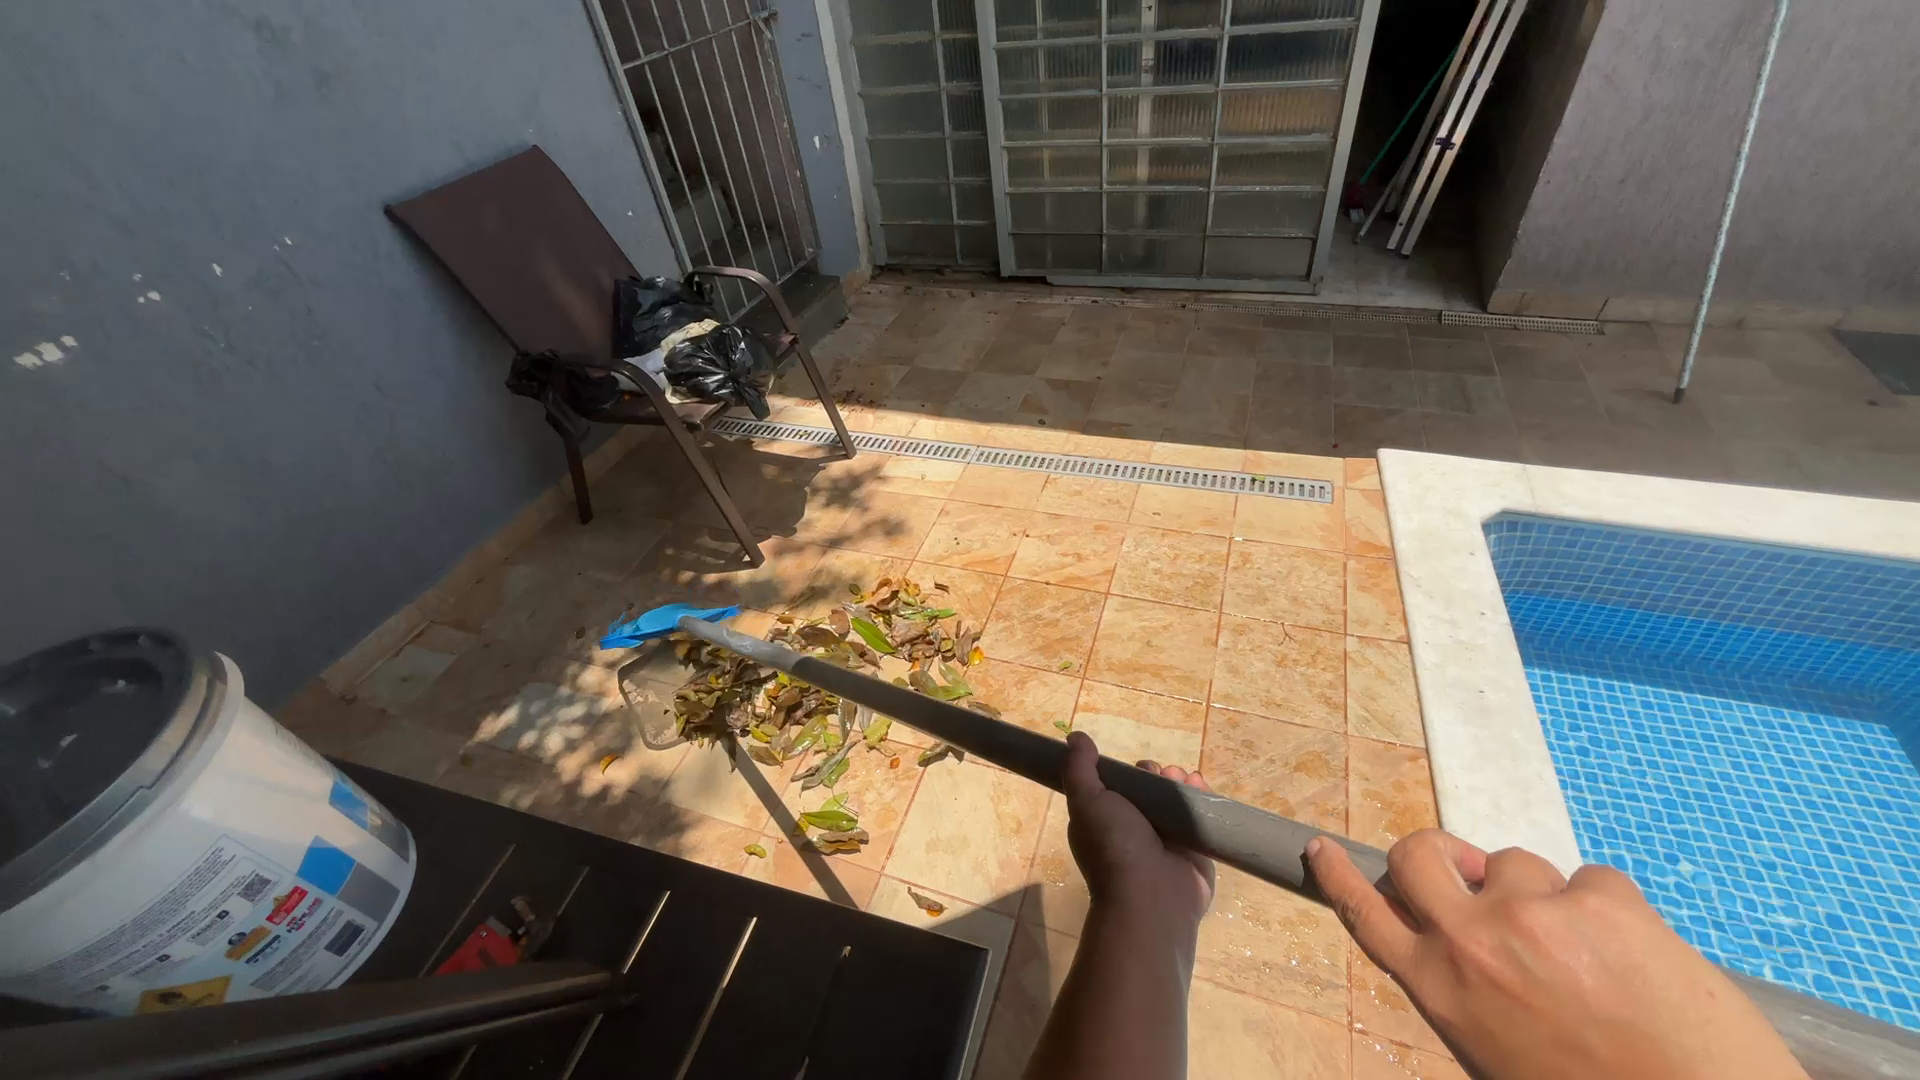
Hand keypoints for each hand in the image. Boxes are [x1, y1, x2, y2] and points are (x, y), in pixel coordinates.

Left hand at [1062, 731, 1214, 929]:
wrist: (1151, 897)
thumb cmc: (1113, 846)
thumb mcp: (1086, 801)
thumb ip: (1079, 768)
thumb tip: (1075, 737)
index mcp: (1107, 819)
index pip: (1121, 785)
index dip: (1131, 772)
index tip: (1139, 768)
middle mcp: (1136, 829)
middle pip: (1151, 788)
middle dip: (1161, 774)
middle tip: (1168, 774)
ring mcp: (1167, 840)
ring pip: (1176, 799)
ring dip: (1183, 782)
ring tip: (1187, 780)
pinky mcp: (1194, 850)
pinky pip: (1200, 817)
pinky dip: (1204, 798)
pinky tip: (1202, 789)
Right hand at [1308, 829, 1807, 1079]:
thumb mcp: (1497, 1052)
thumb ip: (1464, 986)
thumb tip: (1460, 929)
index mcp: (1441, 987)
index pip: (1367, 914)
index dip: (1340, 875)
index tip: (1322, 846)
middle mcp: (1470, 941)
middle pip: (1418, 856)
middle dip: (1438, 850)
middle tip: (1466, 867)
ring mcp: (1532, 915)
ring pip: (1516, 862)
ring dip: (1544, 894)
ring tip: (1593, 953)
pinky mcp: (1602, 901)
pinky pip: (1594, 879)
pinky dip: (1613, 910)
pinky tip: (1644, 959)